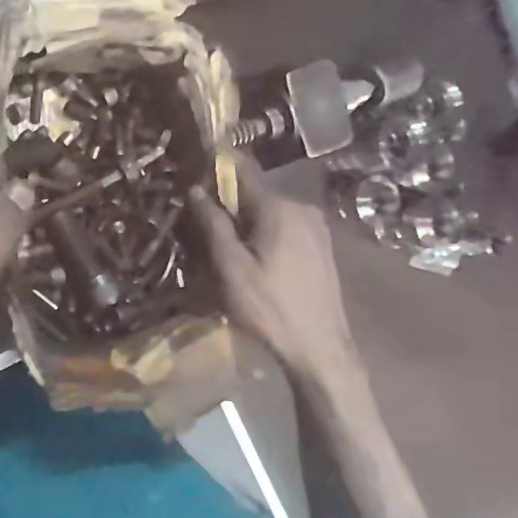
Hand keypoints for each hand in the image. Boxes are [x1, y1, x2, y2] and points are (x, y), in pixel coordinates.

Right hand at [191, 155, 359, 383]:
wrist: (320, 348)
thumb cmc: (269, 307)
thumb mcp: (231, 267)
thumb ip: (213, 224)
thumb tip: (196, 189)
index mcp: (279, 207)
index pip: (242, 171)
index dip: (216, 169)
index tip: (193, 172)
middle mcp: (302, 208)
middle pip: (255, 196)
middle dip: (230, 207)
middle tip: (204, 231)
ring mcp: (317, 227)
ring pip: (271, 214)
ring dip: (248, 225)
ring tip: (228, 253)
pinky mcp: (323, 246)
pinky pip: (286, 229)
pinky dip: (266, 236)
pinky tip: (257, 264)